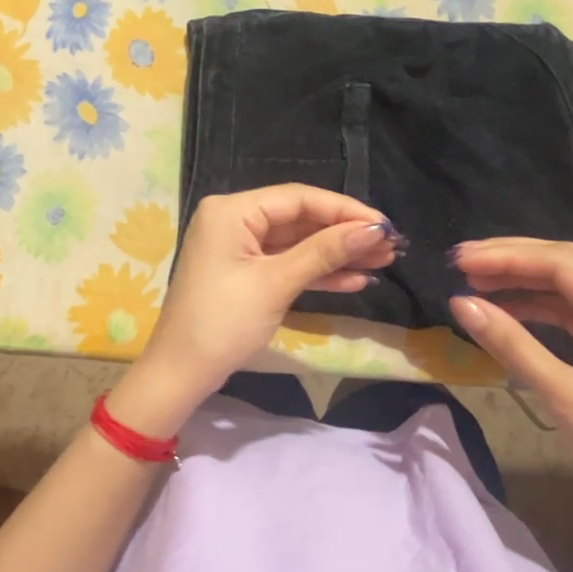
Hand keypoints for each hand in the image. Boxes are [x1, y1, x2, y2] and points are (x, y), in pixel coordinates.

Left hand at [108, 185, 400, 435]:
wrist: (182, 373)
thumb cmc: (224, 322)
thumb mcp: (277, 284)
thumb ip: (325, 251)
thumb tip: (374, 229)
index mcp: (232, 211)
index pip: (298, 198)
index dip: (345, 210)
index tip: (386, 226)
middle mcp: (233, 219)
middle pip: (300, 218)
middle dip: (344, 234)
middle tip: (390, 247)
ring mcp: (238, 247)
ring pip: (297, 242)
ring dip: (337, 254)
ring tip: (382, 263)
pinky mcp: (244, 272)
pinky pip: (286, 263)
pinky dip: (317, 272)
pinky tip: (354, 281)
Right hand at [448, 238, 572, 547]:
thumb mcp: (564, 397)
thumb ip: (512, 344)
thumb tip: (460, 302)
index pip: (562, 264)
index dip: (507, 256)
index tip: (460, 259)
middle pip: (566, 264)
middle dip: (512, 259)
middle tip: (460, 262)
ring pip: (569, 285)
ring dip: (522, 280)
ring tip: (474, 282)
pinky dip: (537, 305)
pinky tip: (505, 310)